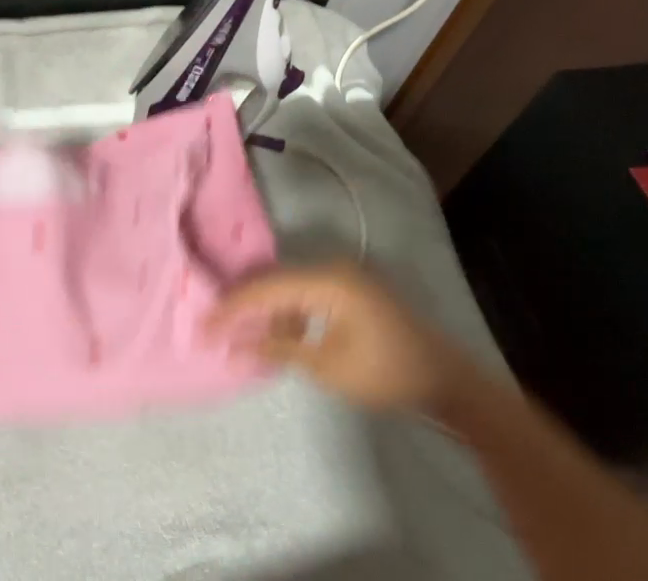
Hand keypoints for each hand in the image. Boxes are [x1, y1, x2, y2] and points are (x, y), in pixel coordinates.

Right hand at [204, 263, 474, 414]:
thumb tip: (235, 345)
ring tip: (239, 338)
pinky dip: (288, 315)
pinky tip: (276, 338)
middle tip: (212, 328)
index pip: (266, 288)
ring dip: (265, 313)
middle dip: (243, 306)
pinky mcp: (350, 291)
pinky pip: (307, 295)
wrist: (443, 379)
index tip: (203, 325)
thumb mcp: (327, 366)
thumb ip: (278, 349)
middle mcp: (332, 268)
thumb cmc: (386, 374)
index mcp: (328, 280)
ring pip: (289, 288)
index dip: (232, 307)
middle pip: (274, 281)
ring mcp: (343, 277)